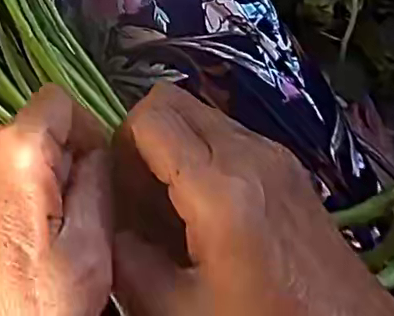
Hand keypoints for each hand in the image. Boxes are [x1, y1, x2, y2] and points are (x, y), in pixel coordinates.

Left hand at [0, 85, 113, 315]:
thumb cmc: (18, 310)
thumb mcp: (87, 253)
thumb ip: (99, 187)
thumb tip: (101, 157)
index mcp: (14, 149)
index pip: (60, 99)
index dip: (88, 130)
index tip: (98, 168)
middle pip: (39, 127)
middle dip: (65, 162)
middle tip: (76, 216)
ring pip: (19, 152)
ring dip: (41, 181)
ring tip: (49, 236)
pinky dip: (16, 193)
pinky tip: (23, 238)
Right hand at [112, 83, 393, 315]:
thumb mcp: (182, 315)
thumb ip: (128, 262)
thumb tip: (105, 223)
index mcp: (221, 188)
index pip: (148, 117)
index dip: (122, 146)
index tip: (123, 193)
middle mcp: (248, 151)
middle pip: (170, 99)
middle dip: (143, 135)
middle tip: (141, 192)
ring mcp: (272, 151)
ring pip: (197, 111)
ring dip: (172, 142)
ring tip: (173, 204)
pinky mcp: (287, 163)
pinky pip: (226, 132)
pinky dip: (201, 152)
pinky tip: (207, 208)